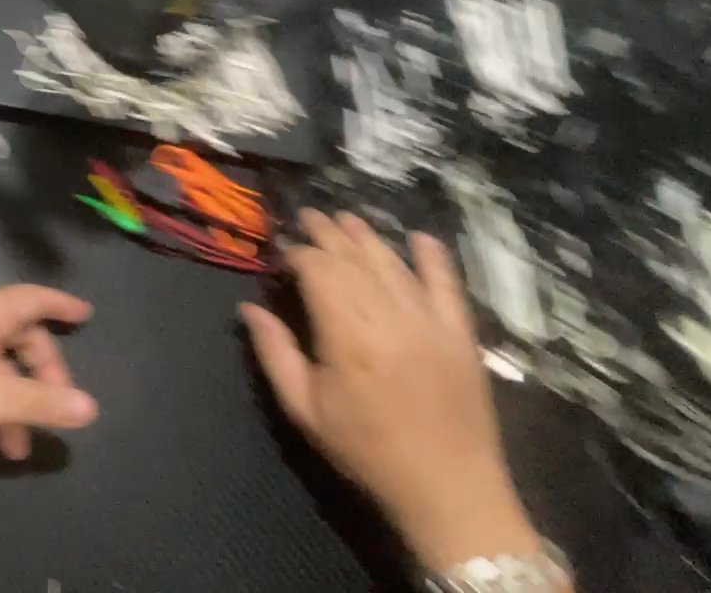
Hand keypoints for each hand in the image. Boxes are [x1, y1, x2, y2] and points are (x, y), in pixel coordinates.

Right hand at [240, 211, 540, 570]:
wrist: (450, 492)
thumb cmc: (365, 449)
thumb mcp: (303, 408)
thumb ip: (273, 352)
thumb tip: (248, 308)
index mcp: (347, 336)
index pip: (319, 271)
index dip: (299, 253)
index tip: (282, 252)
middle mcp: (390, 319)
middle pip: (355, 259)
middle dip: (328, 233)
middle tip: (307, 217)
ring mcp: (431, 324)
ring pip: (394, 264)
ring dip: (368, 237)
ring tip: (346, 218)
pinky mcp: (462, 336)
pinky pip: (448, 286)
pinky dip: (434, 258)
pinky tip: (419, 238)